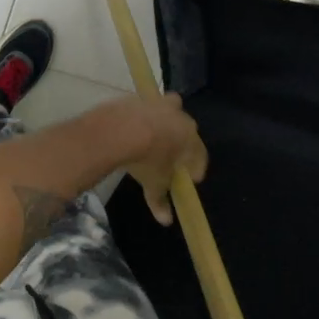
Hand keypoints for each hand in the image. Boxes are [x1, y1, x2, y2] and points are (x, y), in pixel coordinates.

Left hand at [97, 93, 206, 224]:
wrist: (119, 130)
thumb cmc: (146, 159)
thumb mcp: (154, 183)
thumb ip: (160, 200)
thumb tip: (166, 221)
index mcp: (191, 138)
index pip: (200, 155)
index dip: (195, 169)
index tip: (189, 178)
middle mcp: (180, 116)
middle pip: (187, 130)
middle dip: (182, 143)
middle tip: (171, 157)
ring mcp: (159, 104)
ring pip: (169, 110)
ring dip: (164, 123)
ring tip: (152, 138)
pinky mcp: (139, 97)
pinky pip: (145, 108)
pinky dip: (142, 117)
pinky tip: (132, 129)